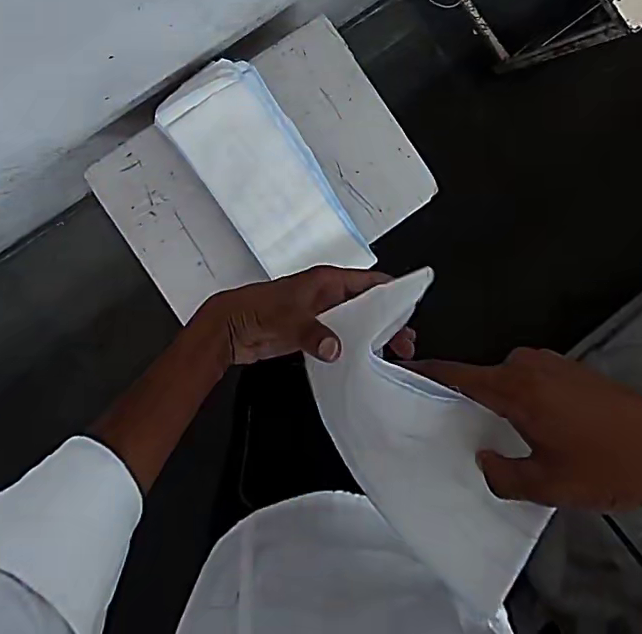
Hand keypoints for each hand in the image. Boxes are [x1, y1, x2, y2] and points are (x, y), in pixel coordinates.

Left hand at [192, 266, 417, 364]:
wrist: (230, 326)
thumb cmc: (257, 309)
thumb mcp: (290, 319)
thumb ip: (315, 334)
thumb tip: (336, 348)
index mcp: (326, 281)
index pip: (369, 281)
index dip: (392, 292)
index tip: (412, 304)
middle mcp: (326, 294)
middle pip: (367, 304)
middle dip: (388, 320)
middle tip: (406, 341)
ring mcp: (319, 313)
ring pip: (356, 322)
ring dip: (373, 336)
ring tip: (392, 353)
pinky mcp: (311, 332)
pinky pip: (341, 337)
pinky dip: (354, 347)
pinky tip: (363, 361)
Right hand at [408, 348, 641, 514]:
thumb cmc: (609, 467)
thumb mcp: (547, 485)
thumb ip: (502, 474)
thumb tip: (485, 460)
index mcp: (514, 387)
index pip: (457, 374)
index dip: (428, 373)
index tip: (406, 370)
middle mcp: (529, 364)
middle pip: (483, 377)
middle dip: (474, 401)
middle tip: (471, 432)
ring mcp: (553, 363)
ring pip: (510, 379)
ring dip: (506, 401)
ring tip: (520, 439)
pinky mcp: (573, 368)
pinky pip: (533, 378)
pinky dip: (528, 397)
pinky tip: (549, 429)